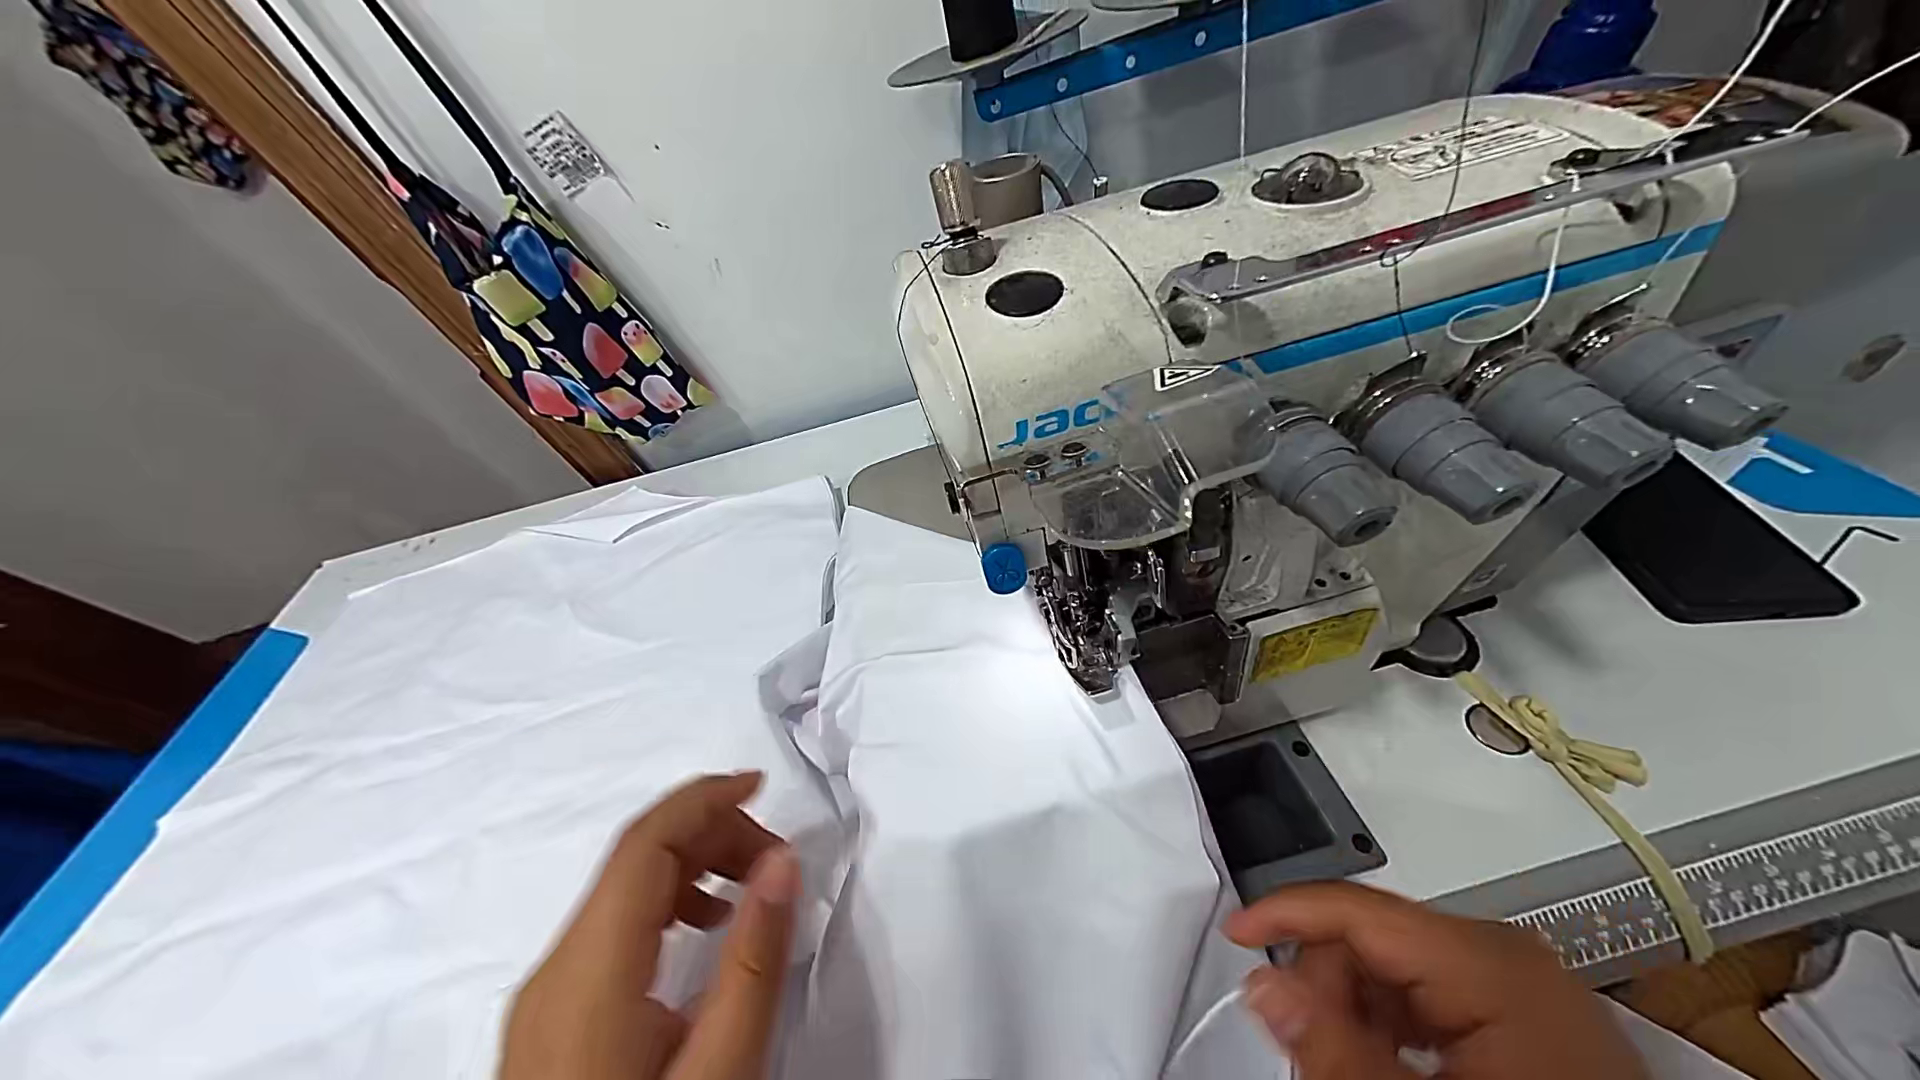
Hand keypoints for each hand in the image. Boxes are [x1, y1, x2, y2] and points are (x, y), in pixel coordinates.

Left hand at [500, 772, 798, 1079]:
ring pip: (625, 892)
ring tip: (753, 890)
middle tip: (778, 859)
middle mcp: (555, 968)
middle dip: (712, 835)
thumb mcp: (720, 1067)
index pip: (643, 846)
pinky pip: (614, 928)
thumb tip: (783, 860)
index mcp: (589, 970)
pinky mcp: (552, 1015)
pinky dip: (669, 904)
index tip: (760, 785)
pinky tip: (706, 930)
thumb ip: (754, 956)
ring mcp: (546, 994)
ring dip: (694, 868)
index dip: (702, 799)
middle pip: (635, 861)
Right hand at [1225, 882, 1647, 1079]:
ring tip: (1350, 1059)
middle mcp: (1505, 952)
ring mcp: (1517, 976)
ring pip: (1391, 961)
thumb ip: (1338, 1042)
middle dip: (1324, 980)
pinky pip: (1426, 987)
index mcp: (1489, 958)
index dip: (1282, 913)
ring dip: (1354, 1004)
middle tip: (1311, 1039)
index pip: (1353, 906)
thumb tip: (1265, 985)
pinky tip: (1388, 1061)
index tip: (1237, 930)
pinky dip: (1391, 1018)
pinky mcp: (1519, 1003)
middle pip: (1367, 933)